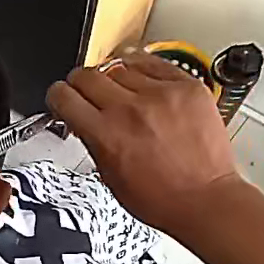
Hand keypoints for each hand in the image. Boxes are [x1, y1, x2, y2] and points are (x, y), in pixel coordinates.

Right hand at [46, 50, 247, 234]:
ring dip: (115, 79)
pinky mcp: (186, 87)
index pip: (64, 96)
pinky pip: (154, 64)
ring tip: (123, 95)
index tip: (63, 99)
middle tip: (89, 95)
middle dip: (81, 85)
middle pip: (87, 75)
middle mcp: (130, 109)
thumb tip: (83, 122)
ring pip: (120, 65)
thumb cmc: (163, 199)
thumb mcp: (111, 179)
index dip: (58, 97)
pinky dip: (144, 71)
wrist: (205, 199)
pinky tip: (144, 83)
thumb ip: (94, 142)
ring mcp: (160, 95)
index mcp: (105, 135)